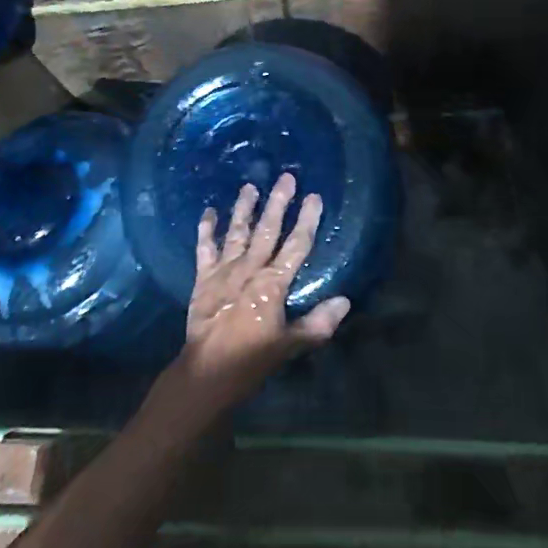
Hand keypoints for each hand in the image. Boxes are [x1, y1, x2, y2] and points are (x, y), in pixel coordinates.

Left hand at [169, 173, 349, 415]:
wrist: (208, 369)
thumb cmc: (252, 359)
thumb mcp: (291, 345)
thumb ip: (318, 323)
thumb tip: (344, 302)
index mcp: (273, 283)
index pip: (296, 245)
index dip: (307, 220)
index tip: (314, 197)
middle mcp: (249, 269)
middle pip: (267, 230)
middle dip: (278, 203)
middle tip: (286, 178)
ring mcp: (224, 271)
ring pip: (237, 232)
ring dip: (244, 208)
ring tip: (250, 186)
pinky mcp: (203, 278)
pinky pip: (205, 248)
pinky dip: (206, 229)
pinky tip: (209, 211)